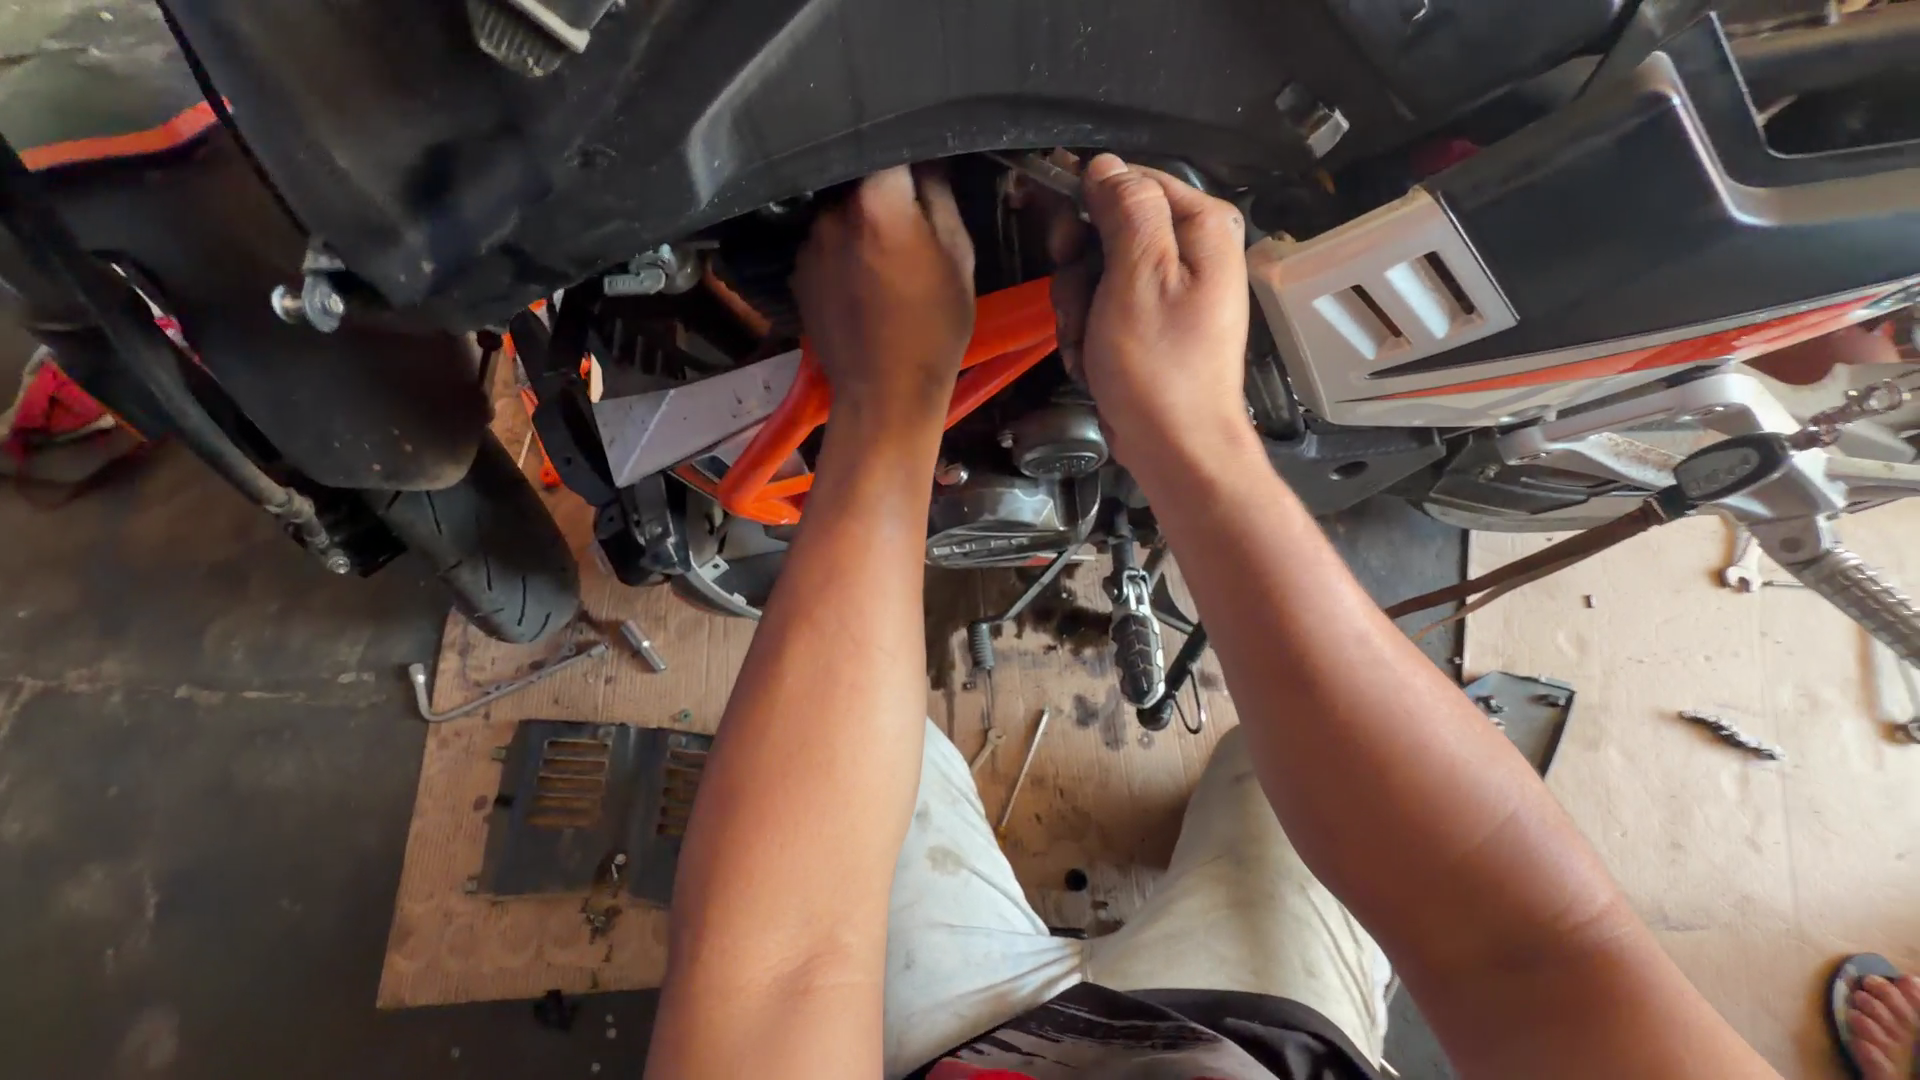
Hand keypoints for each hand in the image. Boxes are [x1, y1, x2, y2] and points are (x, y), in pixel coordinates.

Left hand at [792, 165, 975, 419]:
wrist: (885, 395)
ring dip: (860, 221)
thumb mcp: (958, 260)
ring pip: (840, 211)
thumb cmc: (934, 331)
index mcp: (876, 203)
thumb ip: (940, 198)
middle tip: (911, 217)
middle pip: (860, 178)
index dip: (910, 150)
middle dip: (885, 189)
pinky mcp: (797, 272)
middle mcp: (831, 213)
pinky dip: (842, 249)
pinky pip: (824, 243)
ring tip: (885, 257)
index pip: (890, 146)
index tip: (924, 164)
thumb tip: (927, 161)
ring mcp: (808, 244)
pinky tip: (861, 280)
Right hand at [1049, 154, 1251, 473]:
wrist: (1175, 447)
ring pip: (1097, 271)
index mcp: (1202, 227)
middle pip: (1109, 228)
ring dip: (1077, 308)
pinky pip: (1103, 307)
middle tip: (1077, 303)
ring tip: (1085, 344)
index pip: (1131, 180)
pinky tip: (1089, 358)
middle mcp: (1191, 252)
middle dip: (1079, 269)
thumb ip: (1127, 210)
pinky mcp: (1149, 325)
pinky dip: (1087, 332)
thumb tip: (1105, 165)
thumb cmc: (1159, 366)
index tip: (1062, 241)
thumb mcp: (1139, 276)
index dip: (1087, 203)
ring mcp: (1170, 292)